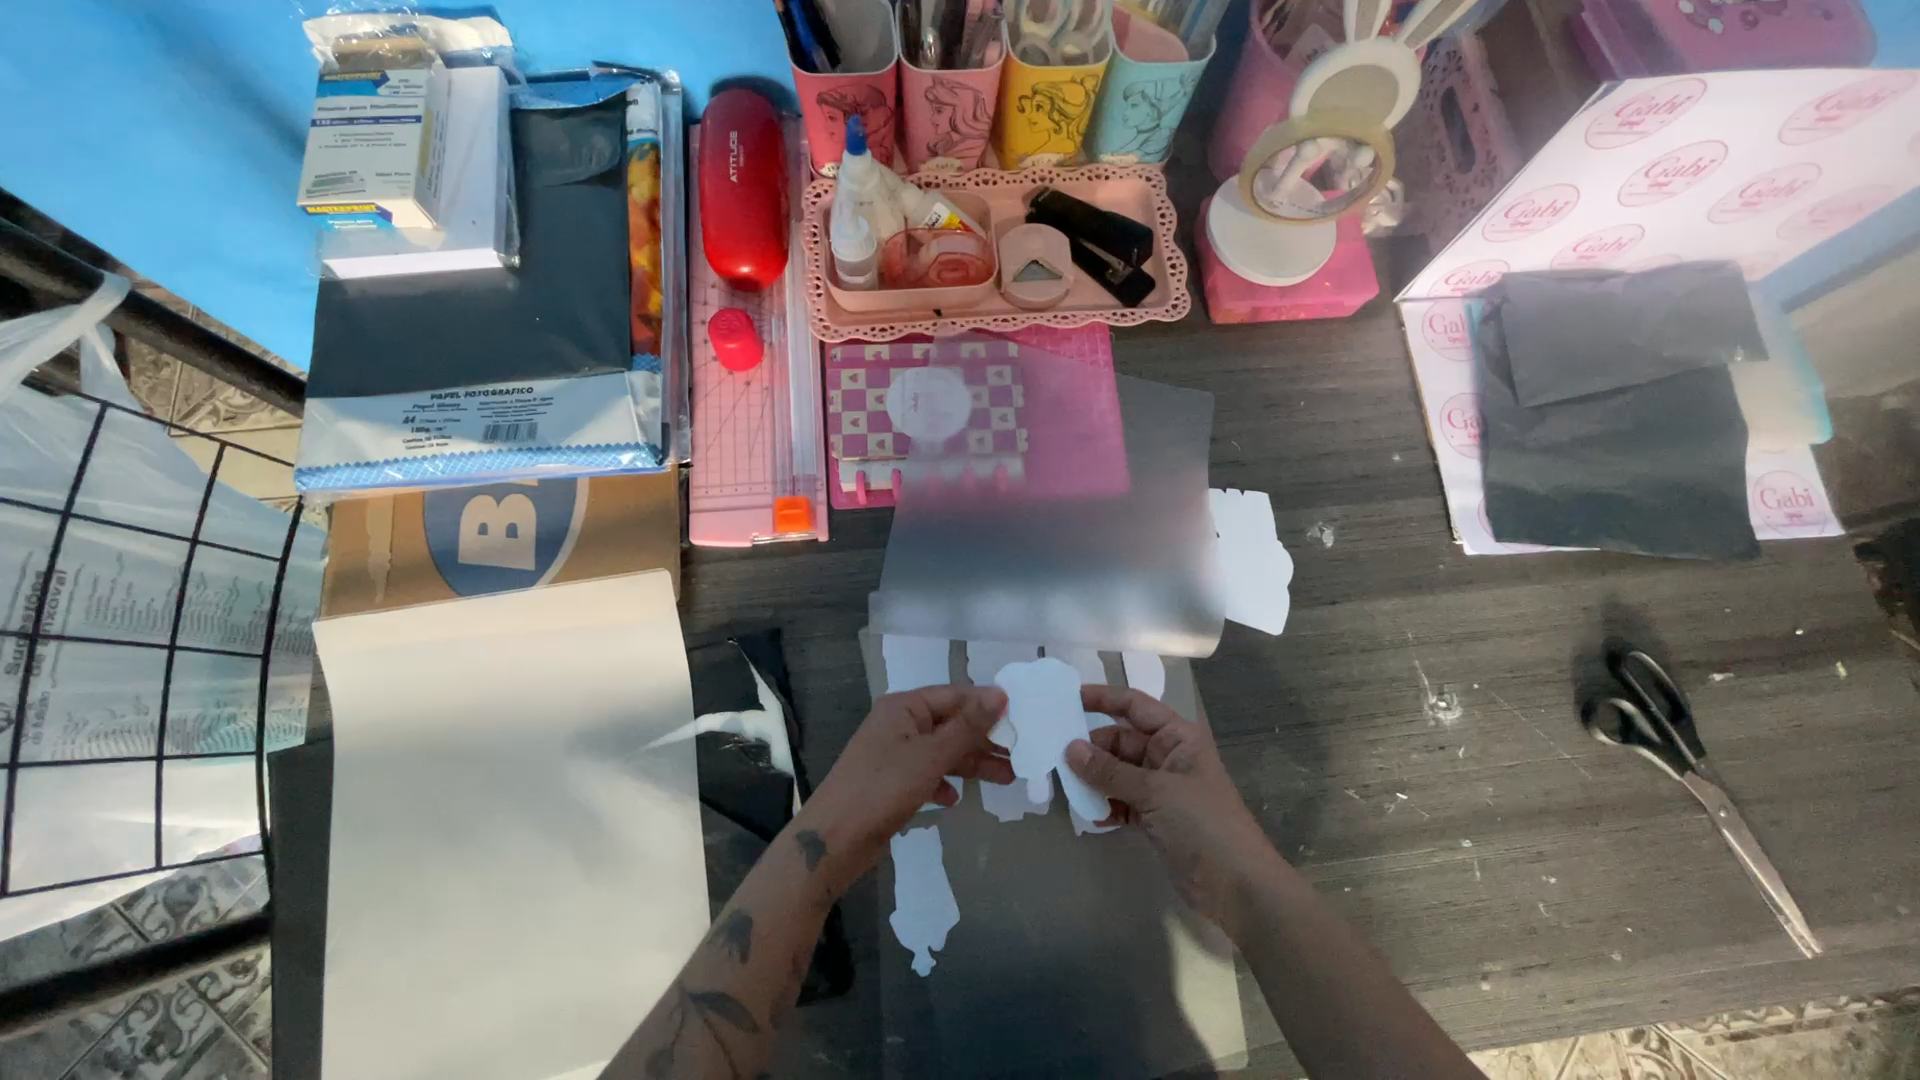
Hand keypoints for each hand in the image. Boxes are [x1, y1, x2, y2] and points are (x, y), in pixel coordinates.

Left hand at [802, 685, 1012, 889]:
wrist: (834, 840)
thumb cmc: (882, 788)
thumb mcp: (930, 756)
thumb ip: (967, 726)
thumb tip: (1001, 694)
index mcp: (904, 707)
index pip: (955, 695)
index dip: (988, 704)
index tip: (1024, 715)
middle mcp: (899, 724)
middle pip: (951, 724)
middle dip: (985, 739)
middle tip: (1022, 753)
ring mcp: (894, 754)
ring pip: (943, 752)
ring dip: (972, 763)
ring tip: (1007, 778)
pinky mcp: (893, 783)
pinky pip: (928, 775)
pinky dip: (944, 783)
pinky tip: (955, 800)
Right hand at [1066, 685, 1277, 934]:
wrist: (1238, 886)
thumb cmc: (1203, 823)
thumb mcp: (1155, 791)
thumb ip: (1110, 771)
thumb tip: (1070, 749)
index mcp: (1178, 737)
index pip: (1135, 706)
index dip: (1103, 698)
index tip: (1067, 699)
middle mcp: (1168, 757)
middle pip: (1120, 740)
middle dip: (1091, 748)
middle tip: (1057, 757)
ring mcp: (1161, 789)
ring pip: (1117, 772)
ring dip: (1095, 779)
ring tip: (1067, 788)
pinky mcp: (1154, 818)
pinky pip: (1121, 801)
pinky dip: (1106, 806)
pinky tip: (1091, 817)